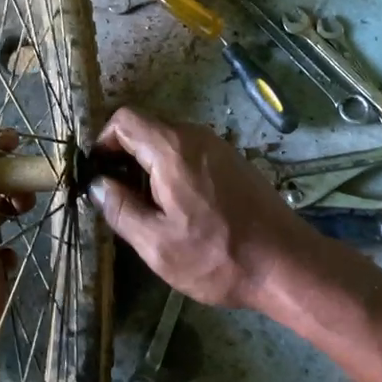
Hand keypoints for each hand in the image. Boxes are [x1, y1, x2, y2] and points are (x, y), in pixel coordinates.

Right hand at [88, 106, 315, 309]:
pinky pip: (189, 150)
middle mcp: (194, 135)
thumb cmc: (217, 256)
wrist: (285, 263)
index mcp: (171, 148)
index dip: (103, 142)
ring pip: (167, 139)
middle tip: (117, 196)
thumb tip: (96, 185)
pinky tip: (178, 206)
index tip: (97, 174)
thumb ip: (121, 209)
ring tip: (146, 206)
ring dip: (148, 164)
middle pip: (145, 127)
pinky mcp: (230, 159)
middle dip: (124, 155)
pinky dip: (172, 167)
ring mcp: (216, 144)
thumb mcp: (157, 244)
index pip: (124, 119)